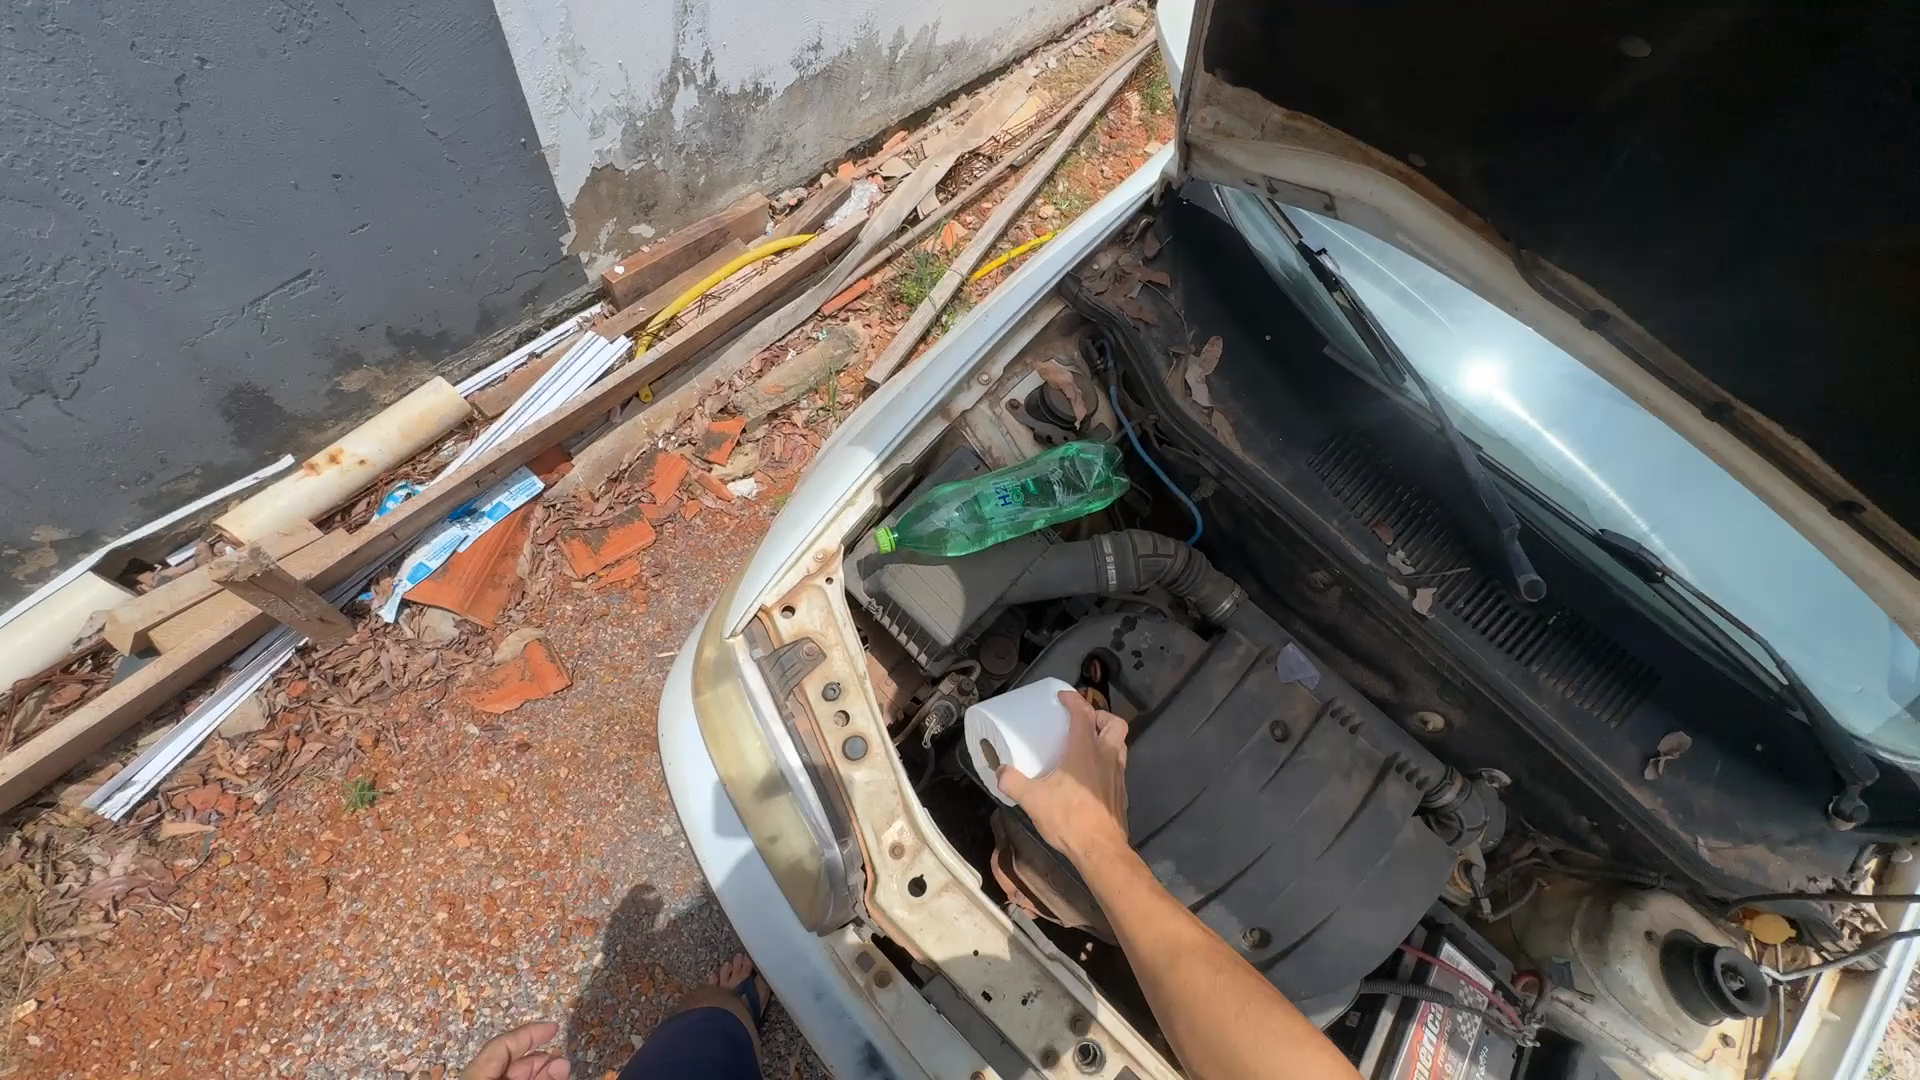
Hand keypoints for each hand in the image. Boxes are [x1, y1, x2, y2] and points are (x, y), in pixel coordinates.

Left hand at [461, 1021, 571, 1079]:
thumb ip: (537, 1079)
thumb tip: (564, 1063)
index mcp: (474, 1072)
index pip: (502, 1044)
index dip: (530, 1032)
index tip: (556, 1028)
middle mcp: (474, 1076)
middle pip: (506, 1061)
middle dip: (537, 1058)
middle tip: (561, 1063)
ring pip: (506, 1075)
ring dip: (535, 1072)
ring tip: (556, 1074)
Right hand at [997, 690, 1129, 864]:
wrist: (1101, 850)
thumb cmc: (1069, 819)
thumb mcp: (1032, 800)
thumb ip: (1013, 783)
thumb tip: (999, 772)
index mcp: (1085, 750)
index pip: (1083, 713)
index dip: (1074, 700)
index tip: (1063, 697)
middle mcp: (1106, 756)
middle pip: (1114, 724)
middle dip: (1100, 717)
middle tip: (1084, 723)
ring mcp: (1118, 774)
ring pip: (1120, 744)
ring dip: (1107, 739)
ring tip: (1088, 745)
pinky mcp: (1122, 792)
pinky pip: (1118, 766)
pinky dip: (1108, 762)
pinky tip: (1092, 776)